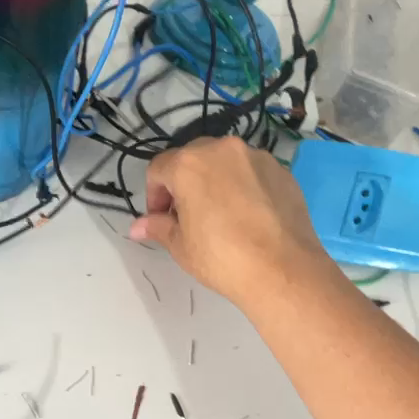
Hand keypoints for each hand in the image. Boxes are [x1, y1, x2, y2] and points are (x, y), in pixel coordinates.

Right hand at [130, 136, 339, 310]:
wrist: (280, 268)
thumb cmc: (220, 257)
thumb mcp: (180, 246)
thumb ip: (158, 227)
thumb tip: (137, 227)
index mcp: (189, 164)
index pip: (158, 168)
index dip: (154, 195)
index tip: (160, 219)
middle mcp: (222, 149)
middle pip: (192, 158)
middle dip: (183, 184)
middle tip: (187, 217)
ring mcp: (256, 156)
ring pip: (223, 162)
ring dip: (213, 182)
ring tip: (219, 217)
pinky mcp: (281, 170)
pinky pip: (250, 172)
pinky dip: (241, 186)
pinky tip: (246, 217)